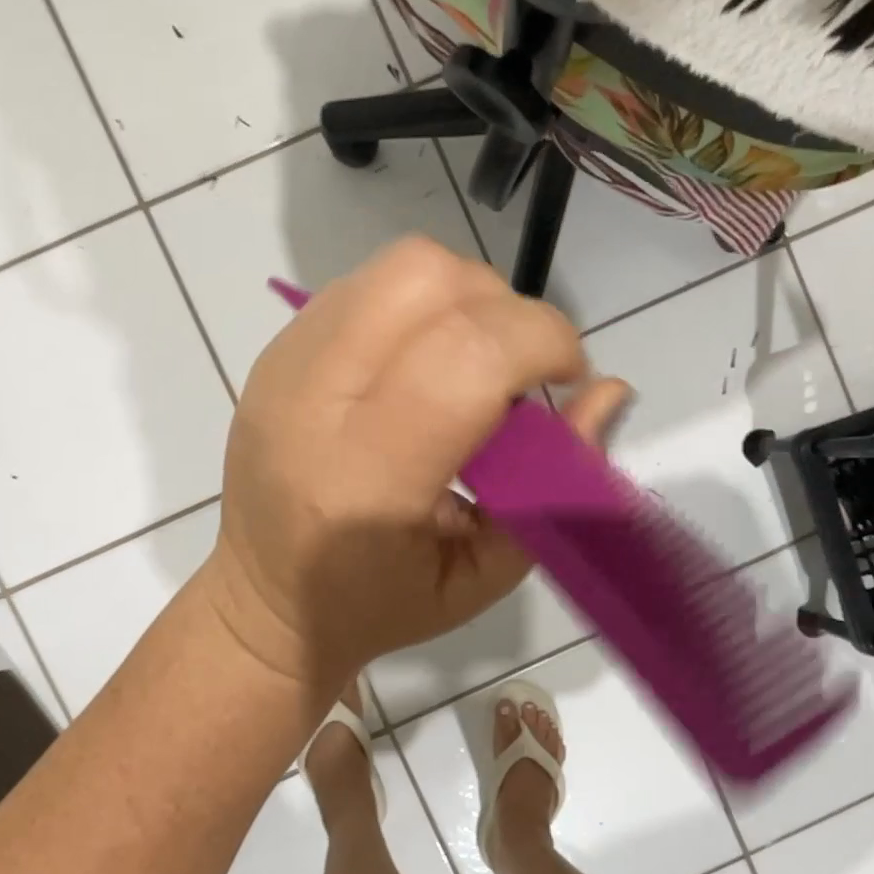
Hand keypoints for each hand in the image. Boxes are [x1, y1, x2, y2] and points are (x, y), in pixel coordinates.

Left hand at [201, 238, 628, 690]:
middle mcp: (314, 404)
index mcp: (367, 482)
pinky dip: (420, 305)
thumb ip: (557, 486)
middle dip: (506, 309)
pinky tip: (424, 360)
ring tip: (474, 363)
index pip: (467, 357)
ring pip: (399, 267)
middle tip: (520, 372)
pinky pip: (367, 283)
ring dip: (465, 297)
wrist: (265, 602)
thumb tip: (608, 390)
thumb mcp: (484, 573)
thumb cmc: (380, 605)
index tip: (568, 380)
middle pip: (427, 282)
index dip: (543, 342)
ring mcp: (285, 366)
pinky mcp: (276, 350)